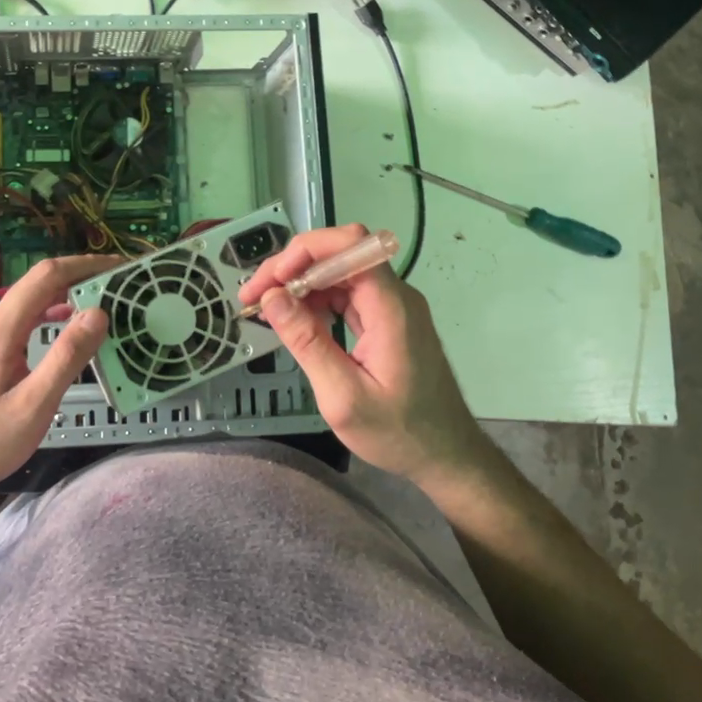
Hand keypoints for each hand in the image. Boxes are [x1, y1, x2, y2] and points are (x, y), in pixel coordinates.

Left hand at [0, 254, 121, 515]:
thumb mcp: (35, 404)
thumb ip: (67, 358)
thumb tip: (98, 314)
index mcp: (2, 330)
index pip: (45, 277)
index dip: (83, 265)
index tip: (119, 266)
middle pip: (39, 281)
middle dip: (80, 273)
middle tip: (120, 280)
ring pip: (33, 298)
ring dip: (68, 291)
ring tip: (104, 296)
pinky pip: (28, 318)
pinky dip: (54, 311)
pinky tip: (72, 322)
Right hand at [238, 224, 484, 485]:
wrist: (447, 456)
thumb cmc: (399, 433)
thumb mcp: (343, 396)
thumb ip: (307, 342)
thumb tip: (272, 298)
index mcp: (390, 307)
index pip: (348, 245)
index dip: (304, 252)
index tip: (272, 282)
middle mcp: (394, 296)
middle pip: (339, 253)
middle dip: (292, 267)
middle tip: (254, 297)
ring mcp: (392, 306)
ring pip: (339, 271)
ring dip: (299, 283)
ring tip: (265, 308)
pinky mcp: (387, 319)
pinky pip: (347, 293)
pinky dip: (315, 299)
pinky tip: (293, 320)